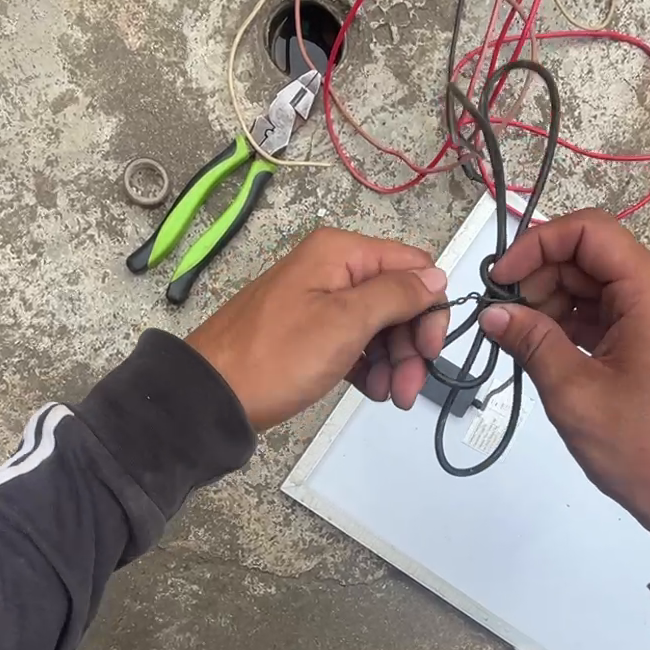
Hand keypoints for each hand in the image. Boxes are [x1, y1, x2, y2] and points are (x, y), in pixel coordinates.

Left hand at [187, 227, 449, 430]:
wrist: (214, 395)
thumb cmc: (273, 359)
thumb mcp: (345, 323)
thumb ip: (395, 294)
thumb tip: (435, 277)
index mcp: (340, 254)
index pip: (412, 267)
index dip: (429, 309)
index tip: (431, 351)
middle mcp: (331, 270)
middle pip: (397, 300)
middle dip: (411, 344)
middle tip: (409, 386)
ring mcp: (319, 303)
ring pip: (378, 326)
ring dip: (393, 362)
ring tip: (388, 396)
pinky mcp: (309, 333)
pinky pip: (354, 343)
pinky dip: (368, 367)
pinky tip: (370, 390)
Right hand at [482, 209, 649, 573]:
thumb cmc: (642, 448)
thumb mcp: (573, 392)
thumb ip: (531, 341)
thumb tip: (493, 313)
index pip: (589, 232)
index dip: (536, 245)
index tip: (500, 280)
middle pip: (590, 256)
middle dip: (540, 276)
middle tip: (503, 317)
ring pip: (595, 285)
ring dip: (552, 302)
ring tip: (518, 339)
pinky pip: (606, 314)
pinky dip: (571, 323)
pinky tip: (542, 349)